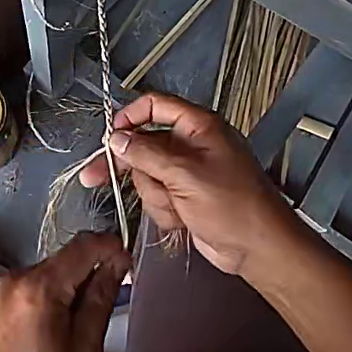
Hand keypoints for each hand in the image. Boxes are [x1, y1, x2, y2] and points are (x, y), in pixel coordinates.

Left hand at [0, 232, 129, 351]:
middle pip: (68, 256)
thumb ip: (102, 298)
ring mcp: (4, 292)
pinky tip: (67, 323)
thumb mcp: (85, 351)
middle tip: (116, 294)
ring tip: (91, 317)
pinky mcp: (0, 305)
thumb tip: (116, 265)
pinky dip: (59, 294)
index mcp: (38, 290)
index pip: (84, 245)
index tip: (129, 264)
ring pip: (55, 269)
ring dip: (77, 283)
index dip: (112, 249)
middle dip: (96, 269)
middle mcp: (16, 281)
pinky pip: (39, 284)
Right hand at [79, 93, 303, 275]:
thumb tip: (118, 138)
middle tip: (95, 176)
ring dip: (156, 196)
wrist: (256, 246)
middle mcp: (193, 145)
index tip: (110, 135)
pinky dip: (165, 211)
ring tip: (177, 206)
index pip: (156, 106)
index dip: (130, 116)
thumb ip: (147, 154)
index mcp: (199, 127)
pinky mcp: (186, 197)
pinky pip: (158, 198)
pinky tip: (183, 219)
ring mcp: (189, 173)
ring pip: (147, 176)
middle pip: (144, 144)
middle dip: (131, 167)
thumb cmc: (233, 205)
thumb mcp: (185, 175)